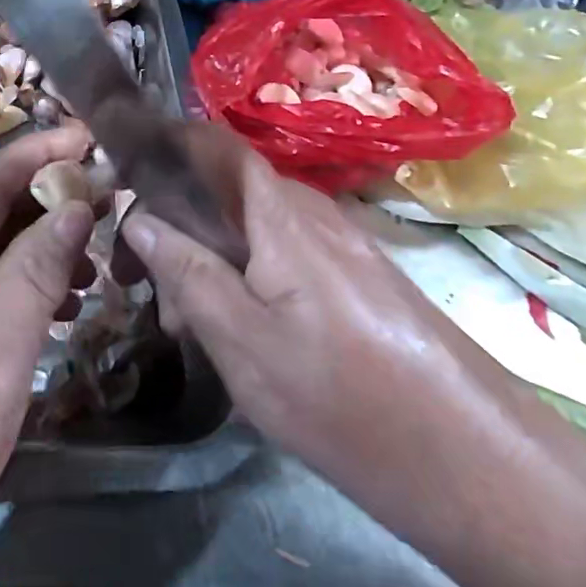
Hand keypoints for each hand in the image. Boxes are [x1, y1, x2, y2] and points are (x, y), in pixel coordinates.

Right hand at [121, 124, 585, 586]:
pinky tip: (242, 332)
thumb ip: (187, 270)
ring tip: (191, 325)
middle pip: (231, 191)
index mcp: (280, 212)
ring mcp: (338, 241)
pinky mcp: (354, 274)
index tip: (130, 163)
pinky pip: (286, 254)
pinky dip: (249, 276)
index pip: (218, 144)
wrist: (455, 445)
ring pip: (256, 228)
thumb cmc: (334, 389)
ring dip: (213, 259)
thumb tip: (139, 214)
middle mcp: (312, 211)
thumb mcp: (240, 338)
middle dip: (182, 224)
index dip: (172, 140)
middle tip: (152, 289)